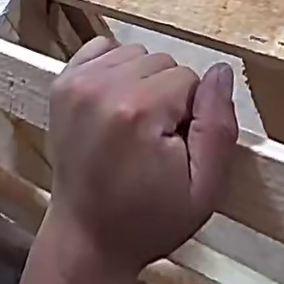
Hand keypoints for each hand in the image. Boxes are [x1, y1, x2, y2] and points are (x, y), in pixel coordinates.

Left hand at [17, 38, 237, 283]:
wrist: (87, 236)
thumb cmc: (148, 218)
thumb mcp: (204, 189)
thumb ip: (219, 126)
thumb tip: (221, 71)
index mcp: (138, 110)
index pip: (189, 78)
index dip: (192, 114)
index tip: (176, 146)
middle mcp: (103, 86)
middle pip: (161, 60)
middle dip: (167, 94)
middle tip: (156, 138)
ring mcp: (77, 81)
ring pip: (135, 52)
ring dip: (142, 80)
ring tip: (135, 123)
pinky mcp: (62, 81)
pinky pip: (102, 47)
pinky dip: (114, 68)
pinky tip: (115, 103)